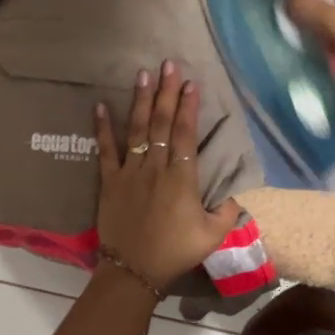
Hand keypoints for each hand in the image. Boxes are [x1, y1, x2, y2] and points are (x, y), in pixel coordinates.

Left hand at [93, 61, 242, 290]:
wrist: (134, 269)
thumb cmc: (176, 252)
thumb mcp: (213, 236)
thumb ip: (227, 212)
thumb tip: (235, 194)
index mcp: (181, 178)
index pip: (185, 134)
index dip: (188, 107)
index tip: (191, 83)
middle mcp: (155, 167)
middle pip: (161, 123)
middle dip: (166, 92)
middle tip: (168, 64)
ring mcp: (130, 172)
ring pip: (136, 129)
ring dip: (139, 100)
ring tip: (142, 74)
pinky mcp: (109, 181)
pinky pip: (105, 150)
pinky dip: (102, 128)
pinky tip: (99, 105)